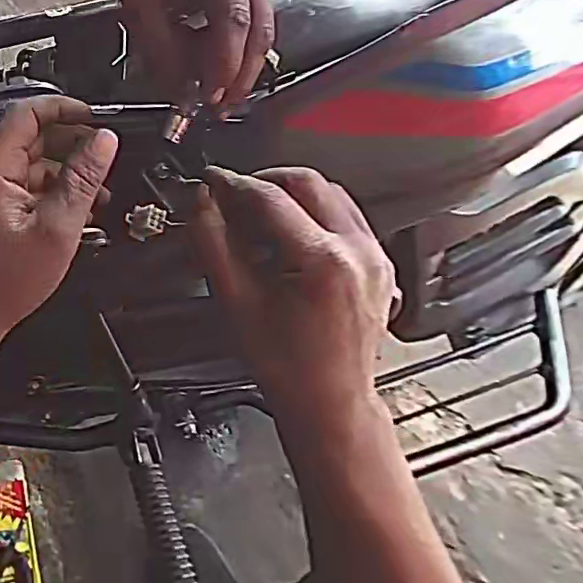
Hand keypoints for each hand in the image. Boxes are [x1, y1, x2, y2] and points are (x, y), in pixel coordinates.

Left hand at [0, 97, 118, 338]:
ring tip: (97, 192)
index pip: (27, 113)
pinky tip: (77, 211)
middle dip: (72, 144)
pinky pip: (27, 186)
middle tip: (103, 157)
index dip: (64, 108)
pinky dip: (54, 192)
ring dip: (67, 172)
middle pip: (33, 137)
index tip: (93, 117)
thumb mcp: (56, 229)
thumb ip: (82, 180)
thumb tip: (104, 141)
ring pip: (33, 163)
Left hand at [117, 0, 272, 112]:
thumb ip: (161, 47)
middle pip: (258, 29)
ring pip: (262, 31)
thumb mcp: (140, 0)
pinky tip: (218, 69)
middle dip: (240, 76)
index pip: (233, 19)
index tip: (210, 94)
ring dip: (242, 69)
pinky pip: (256, 25)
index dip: (224, 65)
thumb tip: (181, 89)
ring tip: (217, 94)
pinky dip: (239, 53)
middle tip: (219, 106)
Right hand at [189, 167, 395, 415]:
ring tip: (258, 213)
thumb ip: (213, 243)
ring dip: (290, 193)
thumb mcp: (236, 301)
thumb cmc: (288, 365)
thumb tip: (203, 203)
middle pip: (307, 182)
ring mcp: (374, 258)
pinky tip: (288, 232)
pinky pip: (346, 217)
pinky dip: (314, 212)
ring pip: (331, 194)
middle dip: (264, 181)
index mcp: (323, 262)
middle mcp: (358, 253)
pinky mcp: (379, 265)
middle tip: (233, 194)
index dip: (234, 184)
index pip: (271, 197)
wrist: (329, 401)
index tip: (213, 181)